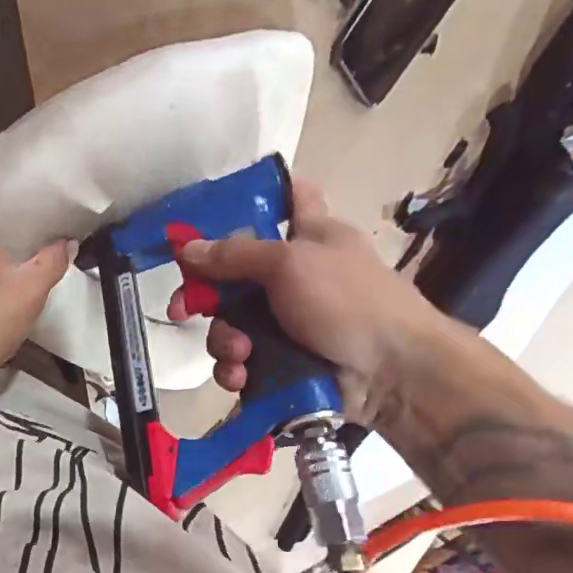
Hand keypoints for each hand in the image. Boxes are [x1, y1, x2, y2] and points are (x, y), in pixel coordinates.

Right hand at [167, 178, 448, 420]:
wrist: (391, 373)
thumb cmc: (348, 302)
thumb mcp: (290, 265)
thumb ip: (236, 255)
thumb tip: (186, 248)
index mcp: (311, 237)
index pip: (291, 199)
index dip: (259, 197)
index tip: (217, 210)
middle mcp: (296, 276)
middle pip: (234, 275)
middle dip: (206, 295)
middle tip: (182, 310)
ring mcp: (286, 322)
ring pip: (230, 324)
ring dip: (224, 341)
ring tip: (240, 354)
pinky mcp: (280, 361)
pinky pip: (240, 361)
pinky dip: (235, 369)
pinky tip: (241, 376)